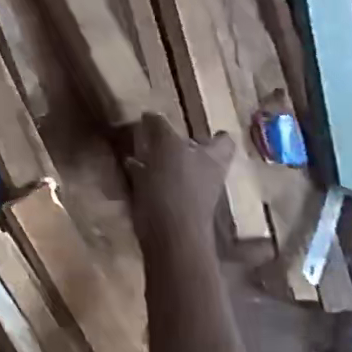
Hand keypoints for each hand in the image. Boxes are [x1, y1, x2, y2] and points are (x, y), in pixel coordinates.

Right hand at [123, 113, 233, 247]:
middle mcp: (206, 176)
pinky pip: (158, 186)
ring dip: (161, 161)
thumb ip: (159, 127)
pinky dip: (146, 177)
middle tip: (160, 134)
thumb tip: (150, 114)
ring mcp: (189, 195)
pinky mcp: (170, 210)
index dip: (213, 133)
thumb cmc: (175, 186)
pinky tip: (129, 169)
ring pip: (177, 171)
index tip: (198, 126)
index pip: (223, 141)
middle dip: (182, 146)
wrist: (170, 237)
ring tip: (138, 147)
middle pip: (198, 156)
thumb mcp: (166, 147)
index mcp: (213, 158)